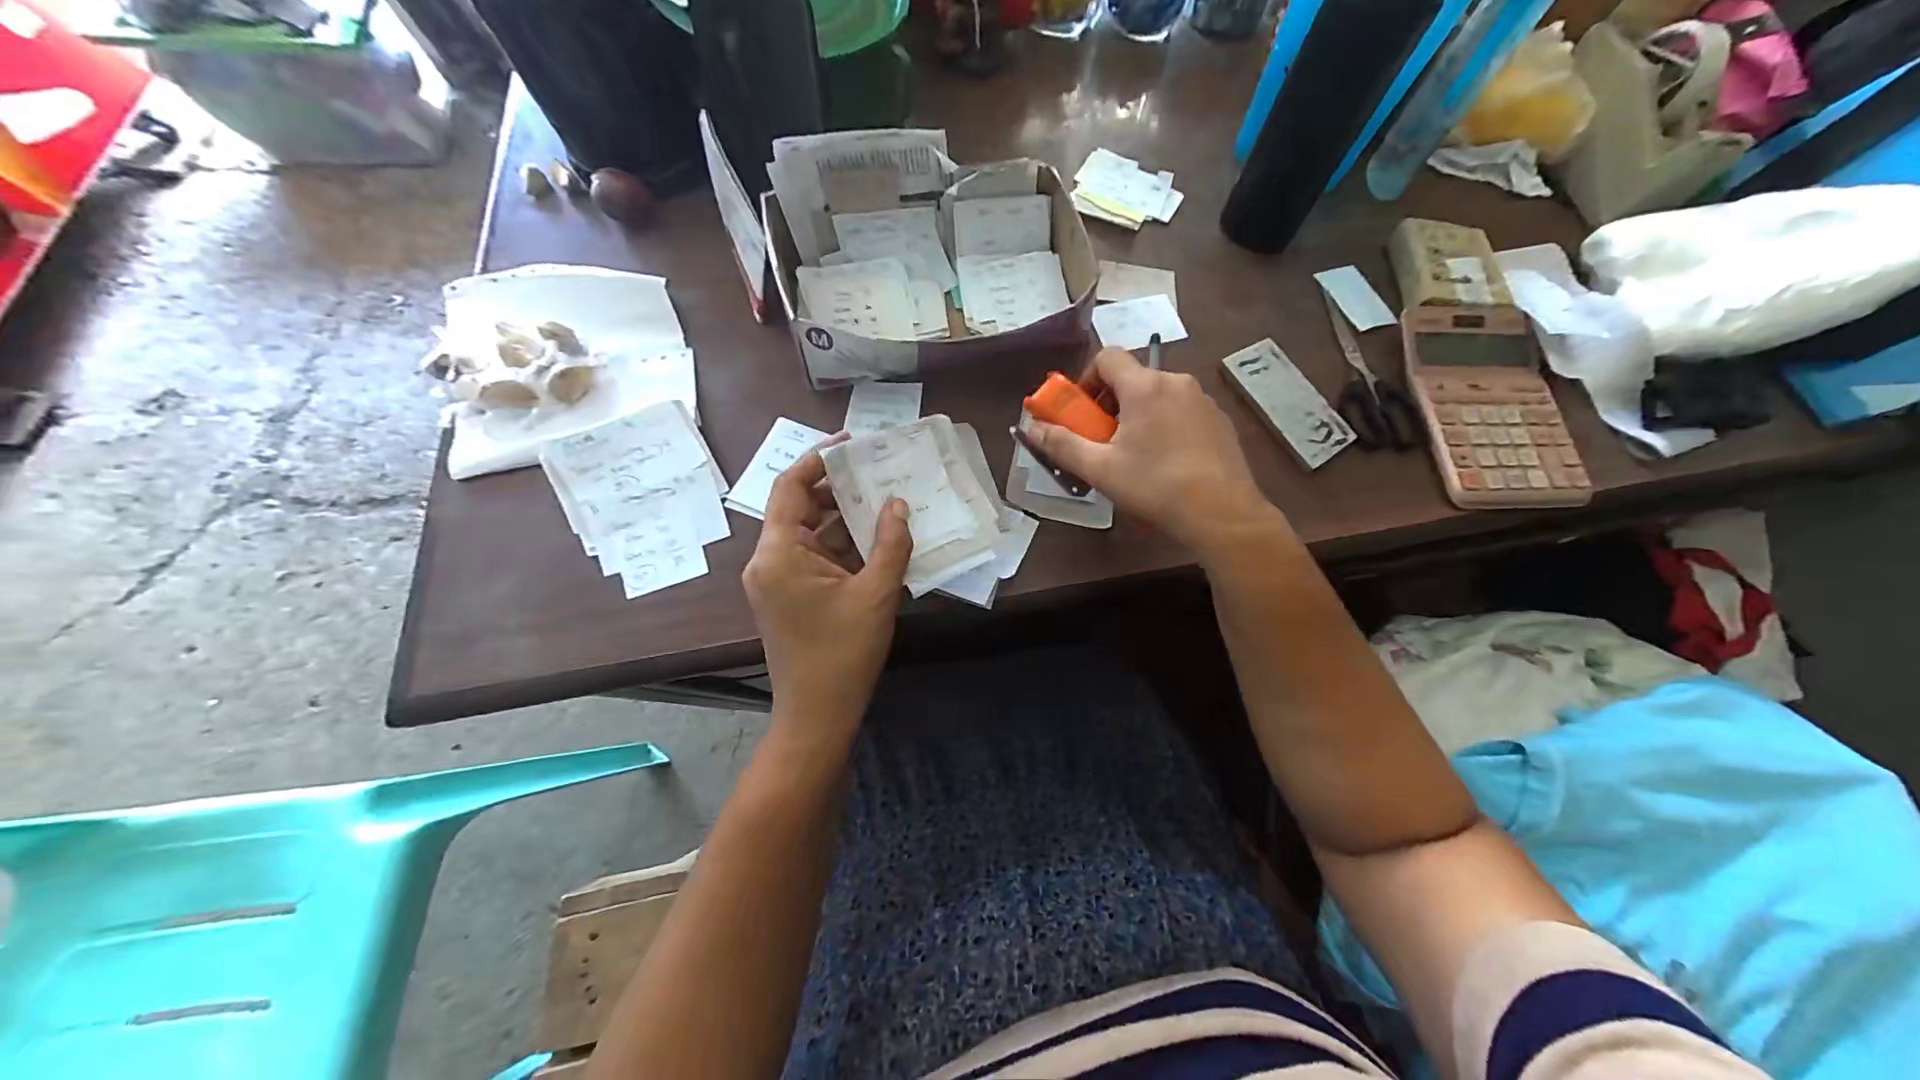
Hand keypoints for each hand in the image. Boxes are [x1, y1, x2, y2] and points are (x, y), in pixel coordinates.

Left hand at [742, 440, 913, 734]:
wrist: (817, 714)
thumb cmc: (843, 653)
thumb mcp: (875, 594)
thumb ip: (890, 543)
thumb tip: (897, 504)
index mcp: (778, 553)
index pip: (790, 486)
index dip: (818, 460)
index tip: (852, 445)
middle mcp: (770, 560)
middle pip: (799, 507)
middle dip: (838, 489)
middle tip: (879, 472)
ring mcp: (778, 580)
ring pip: (810, 534)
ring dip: (844, 519)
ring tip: (885, 500)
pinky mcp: (790, 597)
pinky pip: (815, 558)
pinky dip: (842, 547)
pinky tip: (878, 539)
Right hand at [1028, 348, 1278, 555]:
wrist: (1221, 512)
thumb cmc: (1155, 486)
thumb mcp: (1100, 468)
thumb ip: (1062, 444)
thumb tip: (1031, 428)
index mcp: (1145, 386)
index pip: (1107, 357)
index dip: (1086, 379)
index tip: (1081, 412)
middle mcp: (1177, 382)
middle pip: (1132, 378)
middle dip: (1109, 403)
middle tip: (1101, 440)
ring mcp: (1203, 401)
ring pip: (1158, 396)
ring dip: (1137, 416)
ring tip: (1133, 456)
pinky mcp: (1220, 421)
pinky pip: (1182, 412)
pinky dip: (1165, 426)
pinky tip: (1165, 463)